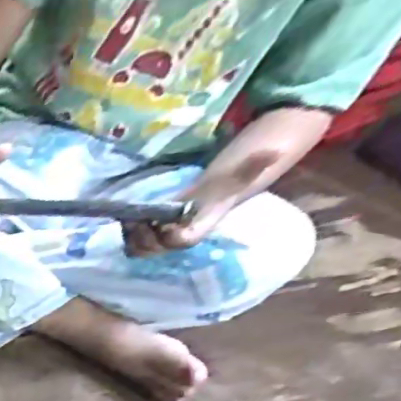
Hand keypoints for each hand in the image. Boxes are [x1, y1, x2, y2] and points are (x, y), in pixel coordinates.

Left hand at [124, 150, 276, 256]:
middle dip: (143, 236)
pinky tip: (129, 219)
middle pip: (153, 250)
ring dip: (131, 236)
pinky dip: (126, 235)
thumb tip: (273, 151)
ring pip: (138, 249)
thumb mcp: (238, 175)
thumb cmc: (223, 187)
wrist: (209, 195)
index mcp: (198, 230)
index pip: (181, 242)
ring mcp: (161, 242)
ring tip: (132, 218)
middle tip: (138, 219)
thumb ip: (253, 166)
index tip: (162, 221)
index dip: (169, 236)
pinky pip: (131, 244)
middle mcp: (177, 240)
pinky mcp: (148, 238)